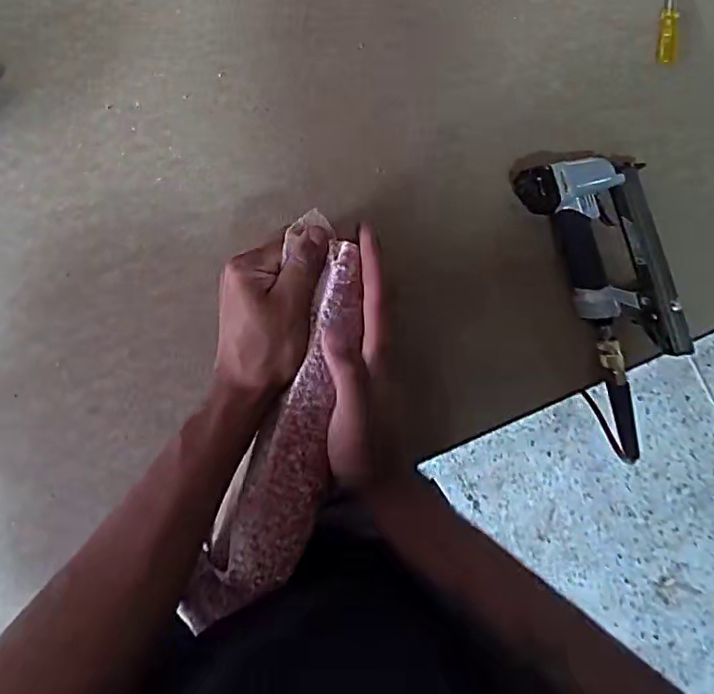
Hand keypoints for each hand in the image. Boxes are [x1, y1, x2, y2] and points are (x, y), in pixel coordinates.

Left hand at [214, 220, 330, 398]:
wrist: (245, 393)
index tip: (339, 266)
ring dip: (305, 282)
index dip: (319, 250)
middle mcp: (239, 271)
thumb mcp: (292, 303)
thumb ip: (304, 264)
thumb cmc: (268, 351)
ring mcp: (242, 288)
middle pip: (288, 254)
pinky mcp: (250, 304)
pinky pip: (279, 287)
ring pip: (286, 272)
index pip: (291, 240)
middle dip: (312, 267)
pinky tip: (306, 310)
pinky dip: (296, 294)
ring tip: (320, 301)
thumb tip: (317, 231)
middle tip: (332, 286)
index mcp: (245, 266)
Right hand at [326, 224, 408, 490]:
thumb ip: (346, 370)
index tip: (366, 232)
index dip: (373, 263)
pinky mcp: (367, 372)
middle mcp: (380, 350)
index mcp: (377, 352)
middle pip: (379, 296)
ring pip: (374, 309)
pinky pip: (364, 324)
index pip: (376, 298)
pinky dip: (357, 303)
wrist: (379, 481)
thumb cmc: (363, 448)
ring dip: (366, 280)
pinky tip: (342, 306)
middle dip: (371, 263)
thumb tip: (333, 327)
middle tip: (356, 236)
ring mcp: (376, 361)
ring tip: (349, 259)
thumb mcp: (350, 410)